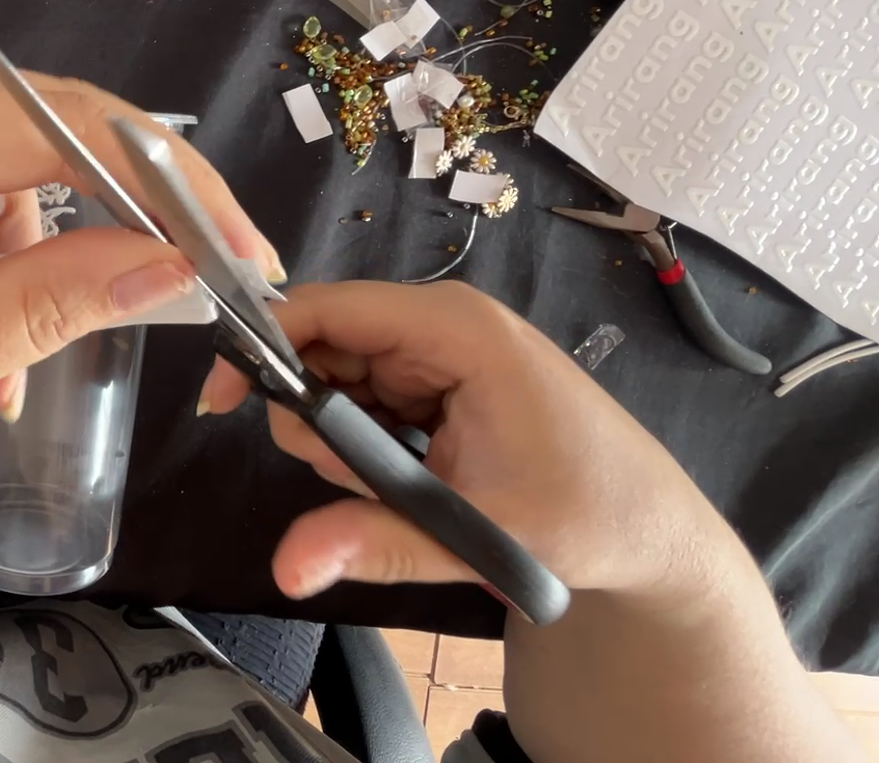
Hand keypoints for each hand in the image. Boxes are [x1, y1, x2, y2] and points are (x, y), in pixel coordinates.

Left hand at [0, 65, 280, 478]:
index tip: (238, 255)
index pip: (61, 127)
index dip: (166, 187)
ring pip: (27, 172)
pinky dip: (2, 269)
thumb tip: (163, 267)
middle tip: (193, 286)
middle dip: (134, 211)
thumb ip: (30, 312)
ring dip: (44, 264)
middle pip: (56, 128)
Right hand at [200, 281, 737, 602]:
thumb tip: (283, 570)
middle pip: (320, 340)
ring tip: (386, 482)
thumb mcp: (482, 533)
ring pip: (331, 369)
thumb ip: (377, 541)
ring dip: (332, 431)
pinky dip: (352, 435)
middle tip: (342, 474)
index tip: (221, 400)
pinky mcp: (430, 374)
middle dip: (308, 410)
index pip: (326, 308)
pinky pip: (355, 389)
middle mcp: (436, 323)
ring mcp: (433, 347)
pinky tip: (394, 470)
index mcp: (454, 328)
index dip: (262, 343)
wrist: (658, 542)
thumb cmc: (591, 521)